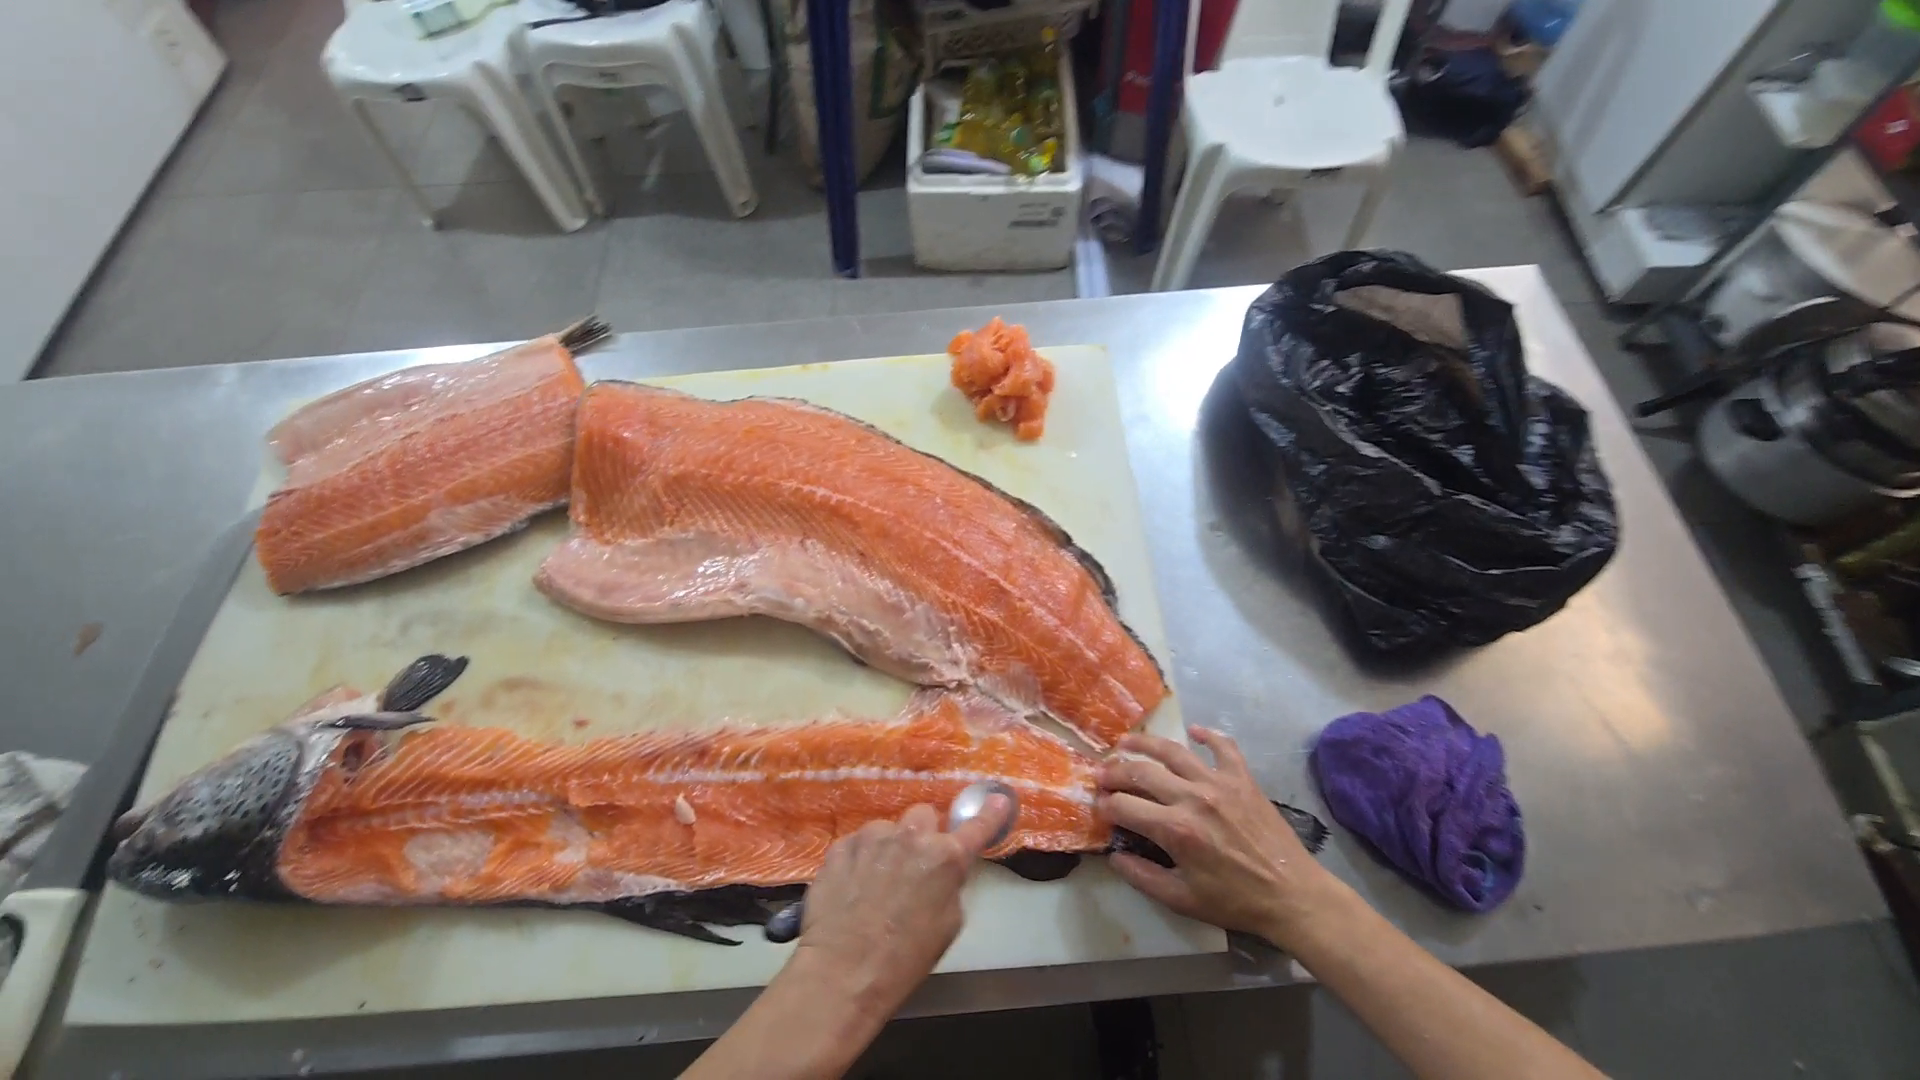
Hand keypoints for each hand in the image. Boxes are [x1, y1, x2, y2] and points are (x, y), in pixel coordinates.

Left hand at [790, 798, 1011, 1013]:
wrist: (843, 972)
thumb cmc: (905, 959)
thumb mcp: (948, 925)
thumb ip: (949, 884)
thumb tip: (941, 870)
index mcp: (945, 857)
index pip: (976, 828)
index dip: (989, 814)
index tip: (998, 798)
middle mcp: (910, 836)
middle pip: (923, 815)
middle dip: (922, 834)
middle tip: (914, 864)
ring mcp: (871, 836)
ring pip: (887, 829)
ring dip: (888, 847)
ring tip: (875, 883)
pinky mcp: (840, 846)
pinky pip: (858, 844)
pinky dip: (859, 859)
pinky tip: (851, 888)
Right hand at [1098, 726, 1346, 946]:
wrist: (1292, 895)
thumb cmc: (1235, 901)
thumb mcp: (1182, 900)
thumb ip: (1142, 877)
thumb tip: (1114, 856)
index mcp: (1176, 830)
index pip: (1125, 807)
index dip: (1105, 805)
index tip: (1098, 806)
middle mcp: (1193, 798)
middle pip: (1141, 772)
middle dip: (1114, 772)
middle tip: (1101, 774)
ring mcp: (1219, 783)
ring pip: (1173, 751)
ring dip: (1144, 743)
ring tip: (1126, 742)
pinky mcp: (1243, 779)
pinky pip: (1223, 746)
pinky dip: (1207, 735)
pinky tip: (1193, 731)